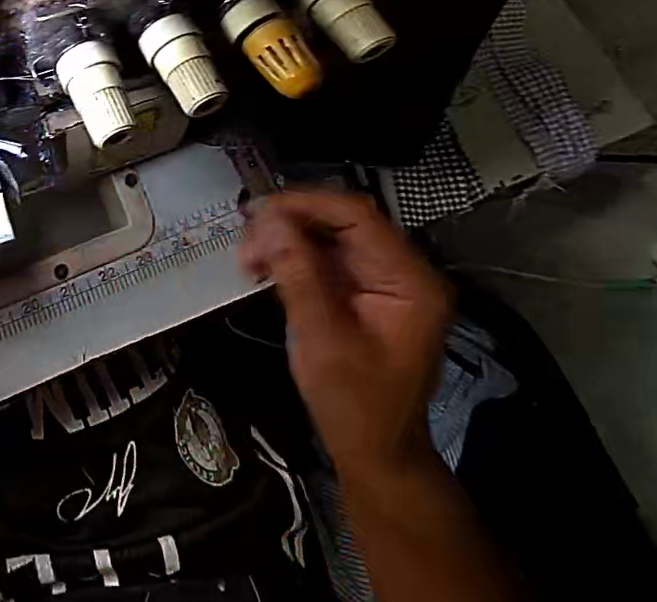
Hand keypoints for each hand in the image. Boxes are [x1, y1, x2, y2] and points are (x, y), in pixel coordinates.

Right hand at [239, 191, 453, 477]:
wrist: (375, 453)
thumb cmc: (354, 404)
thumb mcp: (322, 340)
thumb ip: (297, 275)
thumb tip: (267, 219)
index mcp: (410, 280)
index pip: (358, 216)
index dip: (306, 204)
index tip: (259, 211)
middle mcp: (402, 270)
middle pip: (342, 220)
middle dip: (290, 221)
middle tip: (246, 235)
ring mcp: (381, 278)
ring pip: (328, 234)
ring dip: (285, 238)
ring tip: (248, 255)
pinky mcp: (361, 288)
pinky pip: (323, 256)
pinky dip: (290, 256)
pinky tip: (261, 266)